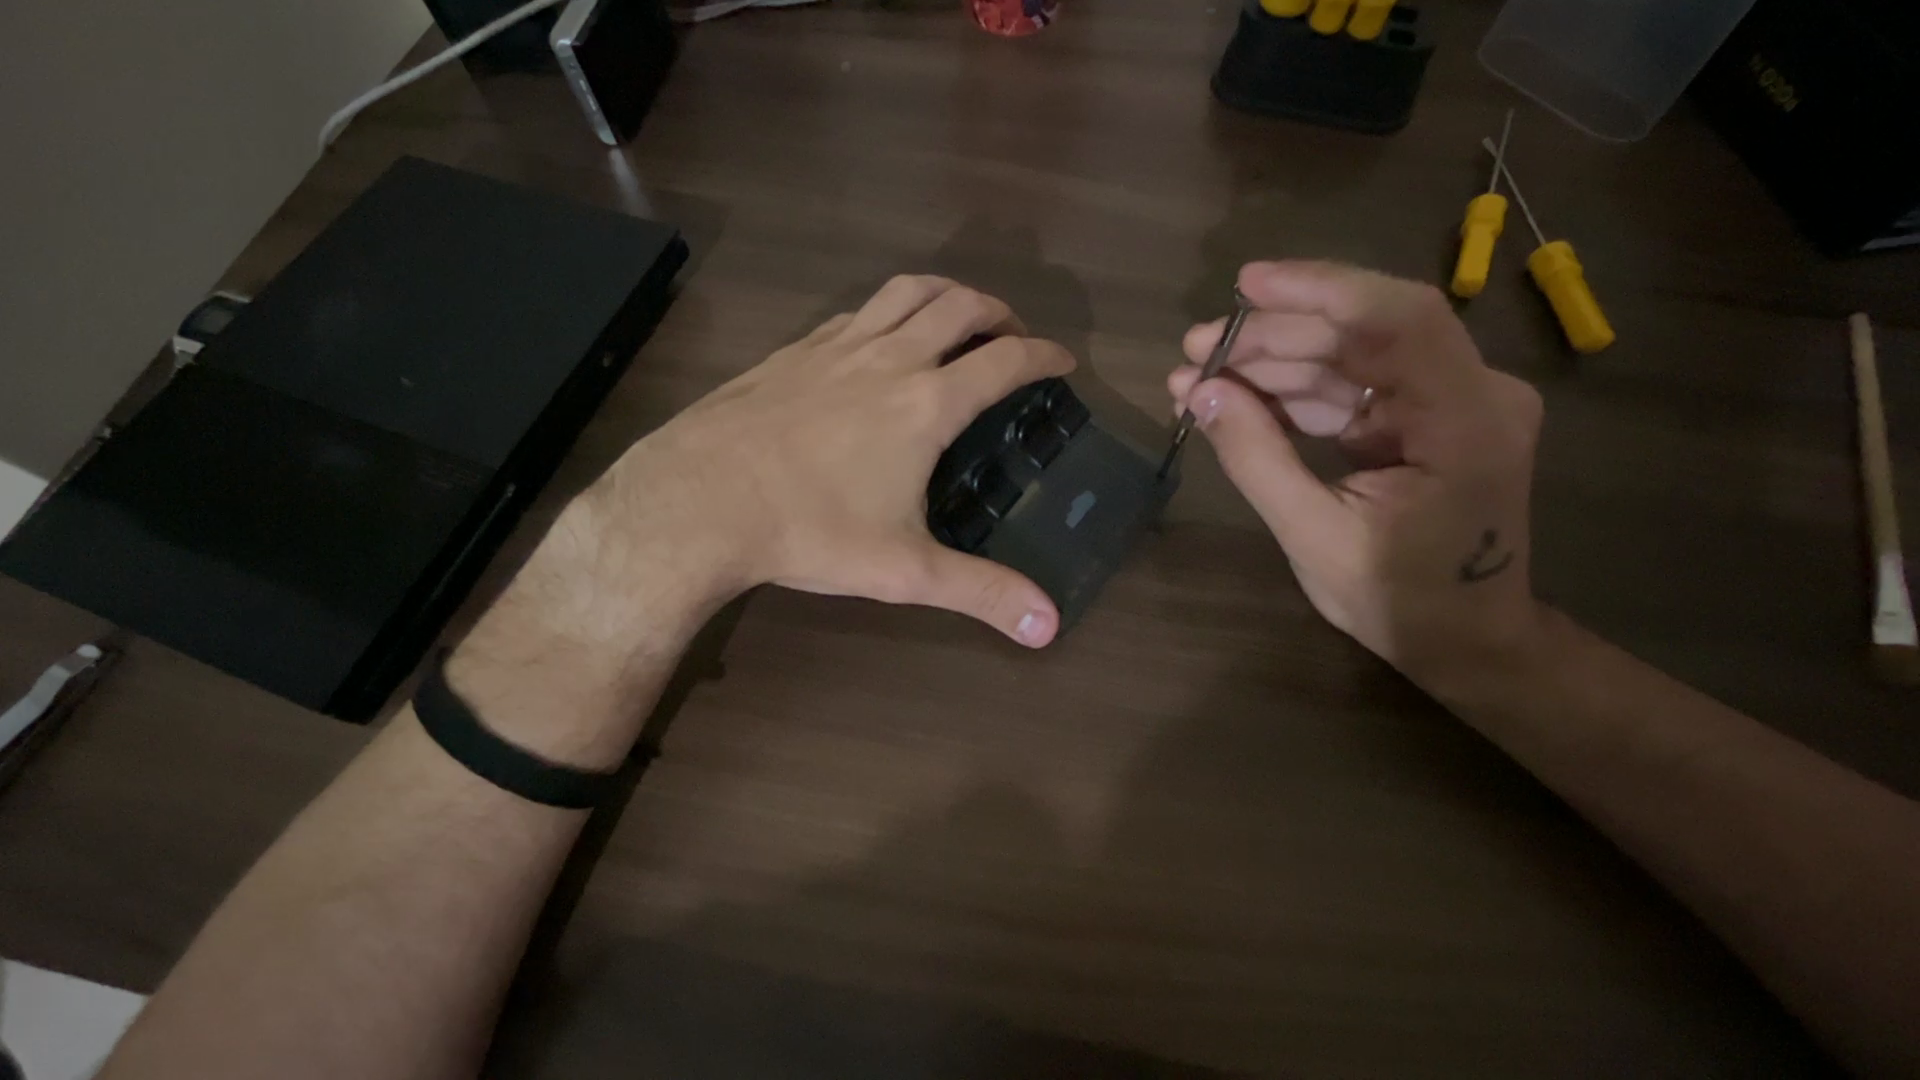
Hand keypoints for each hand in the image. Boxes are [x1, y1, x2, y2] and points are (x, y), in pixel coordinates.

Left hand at [579, 275, 1075, 646]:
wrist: (700, 501)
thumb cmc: (810, 530)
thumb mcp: (905, 571)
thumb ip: (982, 593)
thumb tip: (1050, 627)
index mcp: (926, 404)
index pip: (1005, 361)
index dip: (1044, 355)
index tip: (1064, 360)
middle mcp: (888, 359)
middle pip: (959, 306)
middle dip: (999, 310)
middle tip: (1015, 332)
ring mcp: (835, 348)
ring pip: (904, 292)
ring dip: (944, 292)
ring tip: (958, 312)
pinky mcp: (793, 352)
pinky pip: (855, 313)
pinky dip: (886, 311)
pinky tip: (876, 339)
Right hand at [1168, 261, 1543, 683]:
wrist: (1469, 642)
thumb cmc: (1401, 602)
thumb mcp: (1315, 536)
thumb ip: (1257, 459)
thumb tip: (1200, 392)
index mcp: (1466, 421)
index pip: (1399, 319)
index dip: (1319, 291)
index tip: (1245, 288)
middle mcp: (1475, 394)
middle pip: (1366, 334)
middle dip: (1274, 339)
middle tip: (1194, 351)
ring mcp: (1455, 405)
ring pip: (1354, 359)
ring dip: (1276, 366)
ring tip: (1198, 379)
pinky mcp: (1430, 421)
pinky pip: (1357, 390)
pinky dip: (1298, 394)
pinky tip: (1240, 400)